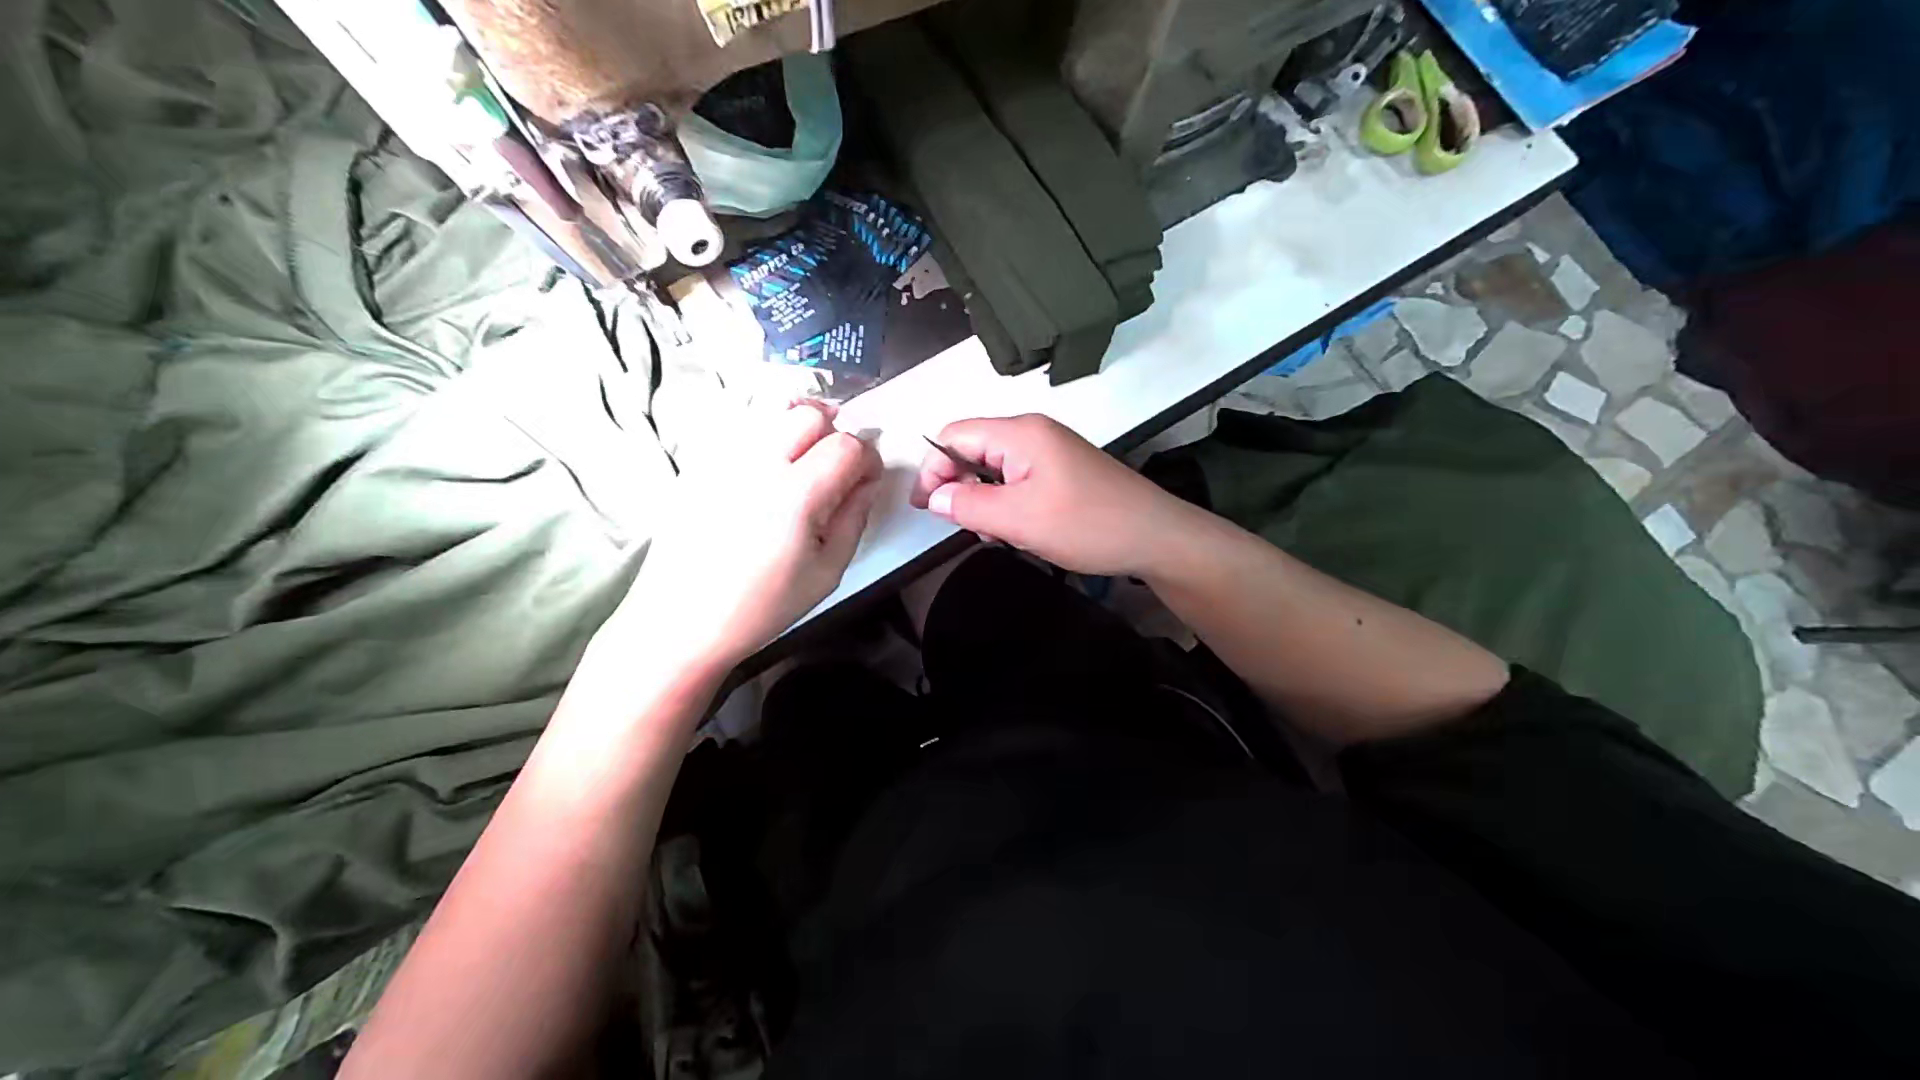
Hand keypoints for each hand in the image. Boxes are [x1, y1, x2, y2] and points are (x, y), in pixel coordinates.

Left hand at [611, 400, 880, 675]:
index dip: (867, 459)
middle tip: (835, 468)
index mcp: (795, 496)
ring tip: (802, 465)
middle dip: (833, 434)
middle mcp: (757, 465)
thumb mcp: (826, 572)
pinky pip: (742, 431)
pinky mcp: (700, 466)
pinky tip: (766, 476)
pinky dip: (765, 440)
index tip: (866, 480)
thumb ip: (854, 518)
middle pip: (809, 414)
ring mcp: (723, 461)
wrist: (681, 620)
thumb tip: (866, 483)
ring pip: (772, 413)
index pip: (847, 445)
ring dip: (798, 430)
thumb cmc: (758, 606)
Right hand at [910, 414, 1196, 577]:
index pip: (954, 435)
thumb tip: (935, 496)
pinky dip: (1007, 503)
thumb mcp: (1018, 519)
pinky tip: (1019, 530)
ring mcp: (1051, 452)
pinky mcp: (1063, 471)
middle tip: (967, 526)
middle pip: (973, 449)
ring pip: (994, 468)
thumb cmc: (1088, 525)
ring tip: (998, 533)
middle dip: (959, 486)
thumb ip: (968, 504)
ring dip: (984, 500)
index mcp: (1020, 433)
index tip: (929, 508)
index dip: (933, 468)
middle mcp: (1033, 433)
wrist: (1156, 538)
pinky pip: (1018, 480)